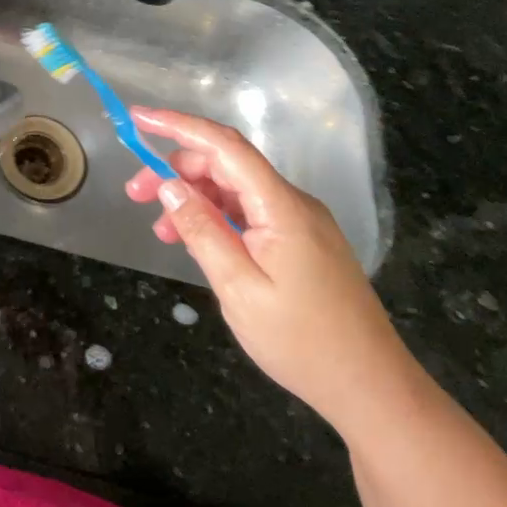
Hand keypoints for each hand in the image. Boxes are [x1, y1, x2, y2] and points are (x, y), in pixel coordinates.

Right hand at [123, 106, 414, 426]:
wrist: (372, 389)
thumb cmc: (302, 341)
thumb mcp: (239, 288)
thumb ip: (201, 231)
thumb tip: (169, 185)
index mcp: (282, 208)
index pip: (225, 147)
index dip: (178, 126)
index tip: (136, 117)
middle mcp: (293, 204)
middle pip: (226, 165)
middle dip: (175, 170)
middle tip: (135, 195)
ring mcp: (299, 223)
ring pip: (234, 189)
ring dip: (192, 198)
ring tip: (160, 229)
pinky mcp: (300, 243)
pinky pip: (247, 213)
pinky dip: (213, 218)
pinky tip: (192, 241)